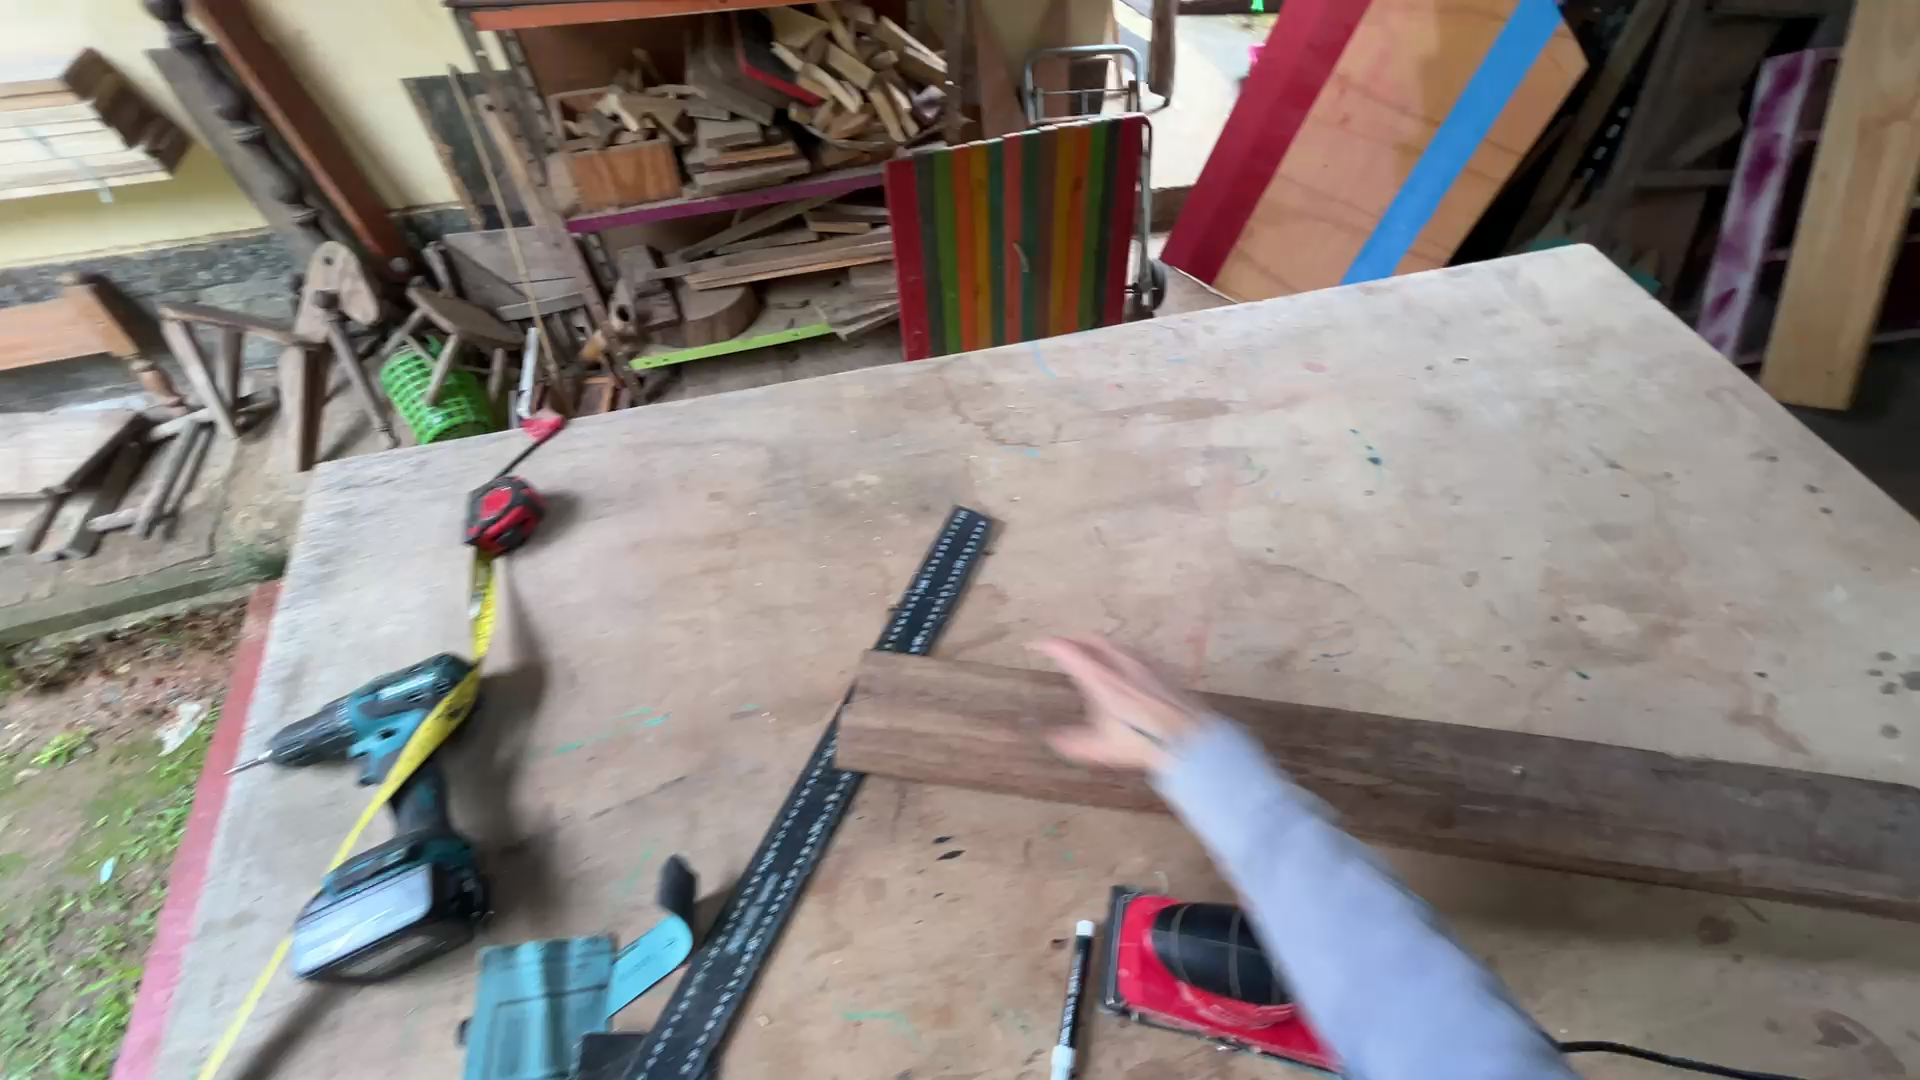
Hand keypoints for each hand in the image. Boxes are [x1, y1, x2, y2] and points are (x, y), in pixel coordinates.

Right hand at [1028, 636, 1205, 771]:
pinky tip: (1122, 669)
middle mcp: (1119, 662)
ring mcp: (1142, 662)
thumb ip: (1072, 742)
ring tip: (1090, 657)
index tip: (1035, 644)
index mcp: (1100, 677)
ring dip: (1096, 646)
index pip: (1067, 650)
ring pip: (1113, 644)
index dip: (1048, 644)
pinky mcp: (1161, 668)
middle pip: (1090, 639)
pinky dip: (1118, 654)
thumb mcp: (1100, 747)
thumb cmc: (1142, 742)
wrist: (1191, 739)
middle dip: (1072, 641)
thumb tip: (1051, 738)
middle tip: (1062, 648)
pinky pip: (1133, 652)